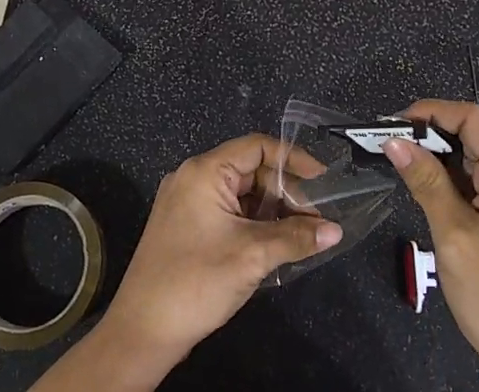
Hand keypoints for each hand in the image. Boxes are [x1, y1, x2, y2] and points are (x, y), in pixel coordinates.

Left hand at [101, 135, 344, 368]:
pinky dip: (253, 224)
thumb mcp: (252, 256)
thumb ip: (295, 237)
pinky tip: (275, 245)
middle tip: (317, 221)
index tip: (324, 181)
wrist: (143, 330)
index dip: (293, 160)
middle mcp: (193, 178)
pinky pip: (228, 212)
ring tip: (302, 235)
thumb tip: (335, 230)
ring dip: (272, 211)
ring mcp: (187, 203)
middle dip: (286, 193)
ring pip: (240, 194)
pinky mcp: (186, 227)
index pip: (257, 147)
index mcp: (205, 171)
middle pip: (250, 171)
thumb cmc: (197, 281)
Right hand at [384, 100, 478, 391]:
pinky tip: (424, 194)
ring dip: (437, 164)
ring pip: (474, 166)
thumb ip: (426, 183)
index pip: (472, 119)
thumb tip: (394, 142)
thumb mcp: (454, 236)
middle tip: (384, 149)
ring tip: (397, 168)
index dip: (430, 112)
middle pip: (474, 139)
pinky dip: (451, 187)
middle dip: (429, 137)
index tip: (390, 124)